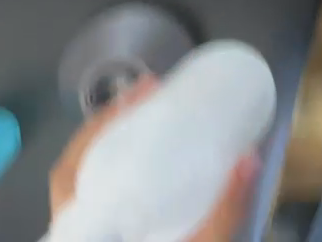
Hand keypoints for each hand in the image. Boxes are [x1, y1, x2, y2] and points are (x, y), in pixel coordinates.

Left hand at [49, 76, 259, 241]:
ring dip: (111, 153)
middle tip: (152, 96)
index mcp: (87, 235)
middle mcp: (76, 239)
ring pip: (84, 194)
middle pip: (75, 176)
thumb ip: (223, 212)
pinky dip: (115, 181)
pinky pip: (96, 212)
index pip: (72, 173)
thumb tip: (249, 156)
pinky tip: (146, 169)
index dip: (101, 127)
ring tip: (150, 122)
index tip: (142, 93)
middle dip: (110, 129)